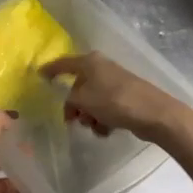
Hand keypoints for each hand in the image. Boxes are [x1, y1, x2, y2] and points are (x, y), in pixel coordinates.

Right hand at [39, 52, 186, 140]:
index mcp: (90, 62)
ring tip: (95, 127)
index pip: (63, 64)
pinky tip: (106, 130)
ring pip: (91, 100)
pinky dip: (102, 119)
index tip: (39, 76)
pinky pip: (105, 108)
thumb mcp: (84, 99)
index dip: (50, 70)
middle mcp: (101, 68)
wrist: (153, 113)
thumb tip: (70, 102)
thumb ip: (70, 99)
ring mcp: (114, 83)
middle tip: (72, 120)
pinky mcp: (124, 98)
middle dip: (74, 105)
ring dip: (89, 115)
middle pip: (78, 86)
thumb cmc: (114, 101)